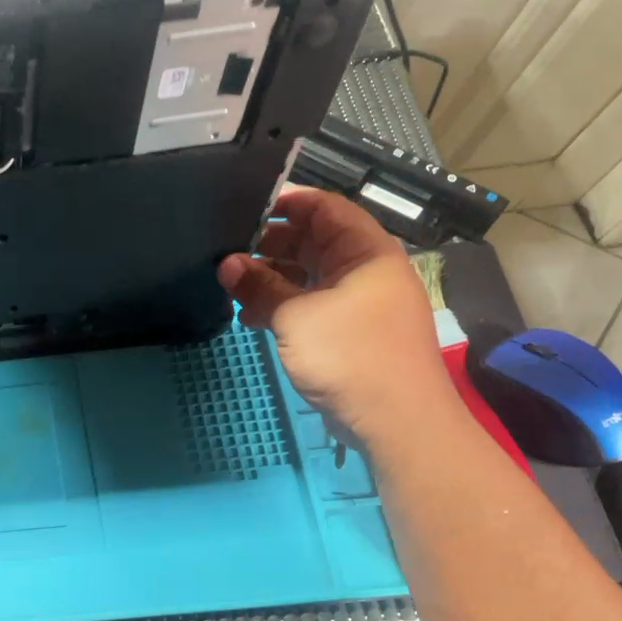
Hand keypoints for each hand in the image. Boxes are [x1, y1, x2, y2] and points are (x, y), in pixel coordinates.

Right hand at [217, 188, 459, 446]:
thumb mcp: (297, 316)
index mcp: (365, 251)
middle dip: (271, 245)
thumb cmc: (351, 355)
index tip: (245, 207)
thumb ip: (260, 286)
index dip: (288, 202)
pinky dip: (281, 307)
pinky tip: (251, 318)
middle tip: (227, 252)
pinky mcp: (346, 332)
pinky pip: (309, 306)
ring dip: (271, 279)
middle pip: (314, 242)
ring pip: (308, 276)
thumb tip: (227, 264)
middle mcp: (364, 270)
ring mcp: (356, 303)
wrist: (394, 417)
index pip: (326, 208)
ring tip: (232, 288)